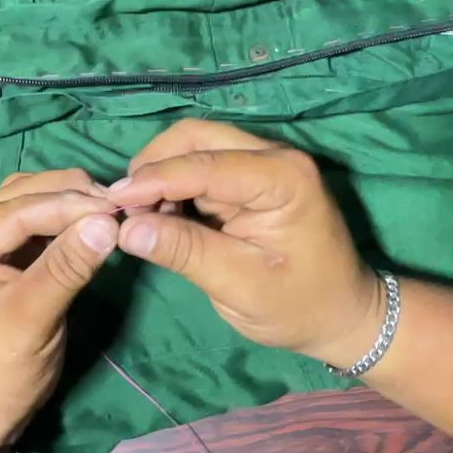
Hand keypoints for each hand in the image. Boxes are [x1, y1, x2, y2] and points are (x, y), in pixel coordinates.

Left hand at [0, 170, 118, 449]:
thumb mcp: (29, 321)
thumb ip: (65, 269)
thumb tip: (108, 222)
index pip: (19, 209)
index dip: (68, 203)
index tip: (116, 205)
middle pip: (24, 194)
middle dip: (71, 195)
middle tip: (120, 203)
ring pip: (33, 203)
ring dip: (70, 202)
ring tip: (111, 209)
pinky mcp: (10, 259)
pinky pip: (40, 227)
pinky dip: (68, 222)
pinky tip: (96, 224)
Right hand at [105, 120, 384, 370]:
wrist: (340, 314)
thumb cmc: (299, 305)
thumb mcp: (239, 286)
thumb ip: (185, 252)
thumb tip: (127, 229)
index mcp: (283, 177)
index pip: (205, 166)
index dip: (154, 180)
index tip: (112, 202)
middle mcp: (272, 156)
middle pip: (195, 138)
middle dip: (153, 166)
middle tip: (123, 207)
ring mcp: (261, 162)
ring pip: (193, 146)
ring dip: (160, 173)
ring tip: (139, 215)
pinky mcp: (248, 175)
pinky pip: (199, 165)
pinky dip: (172, 183)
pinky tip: (160, 214)